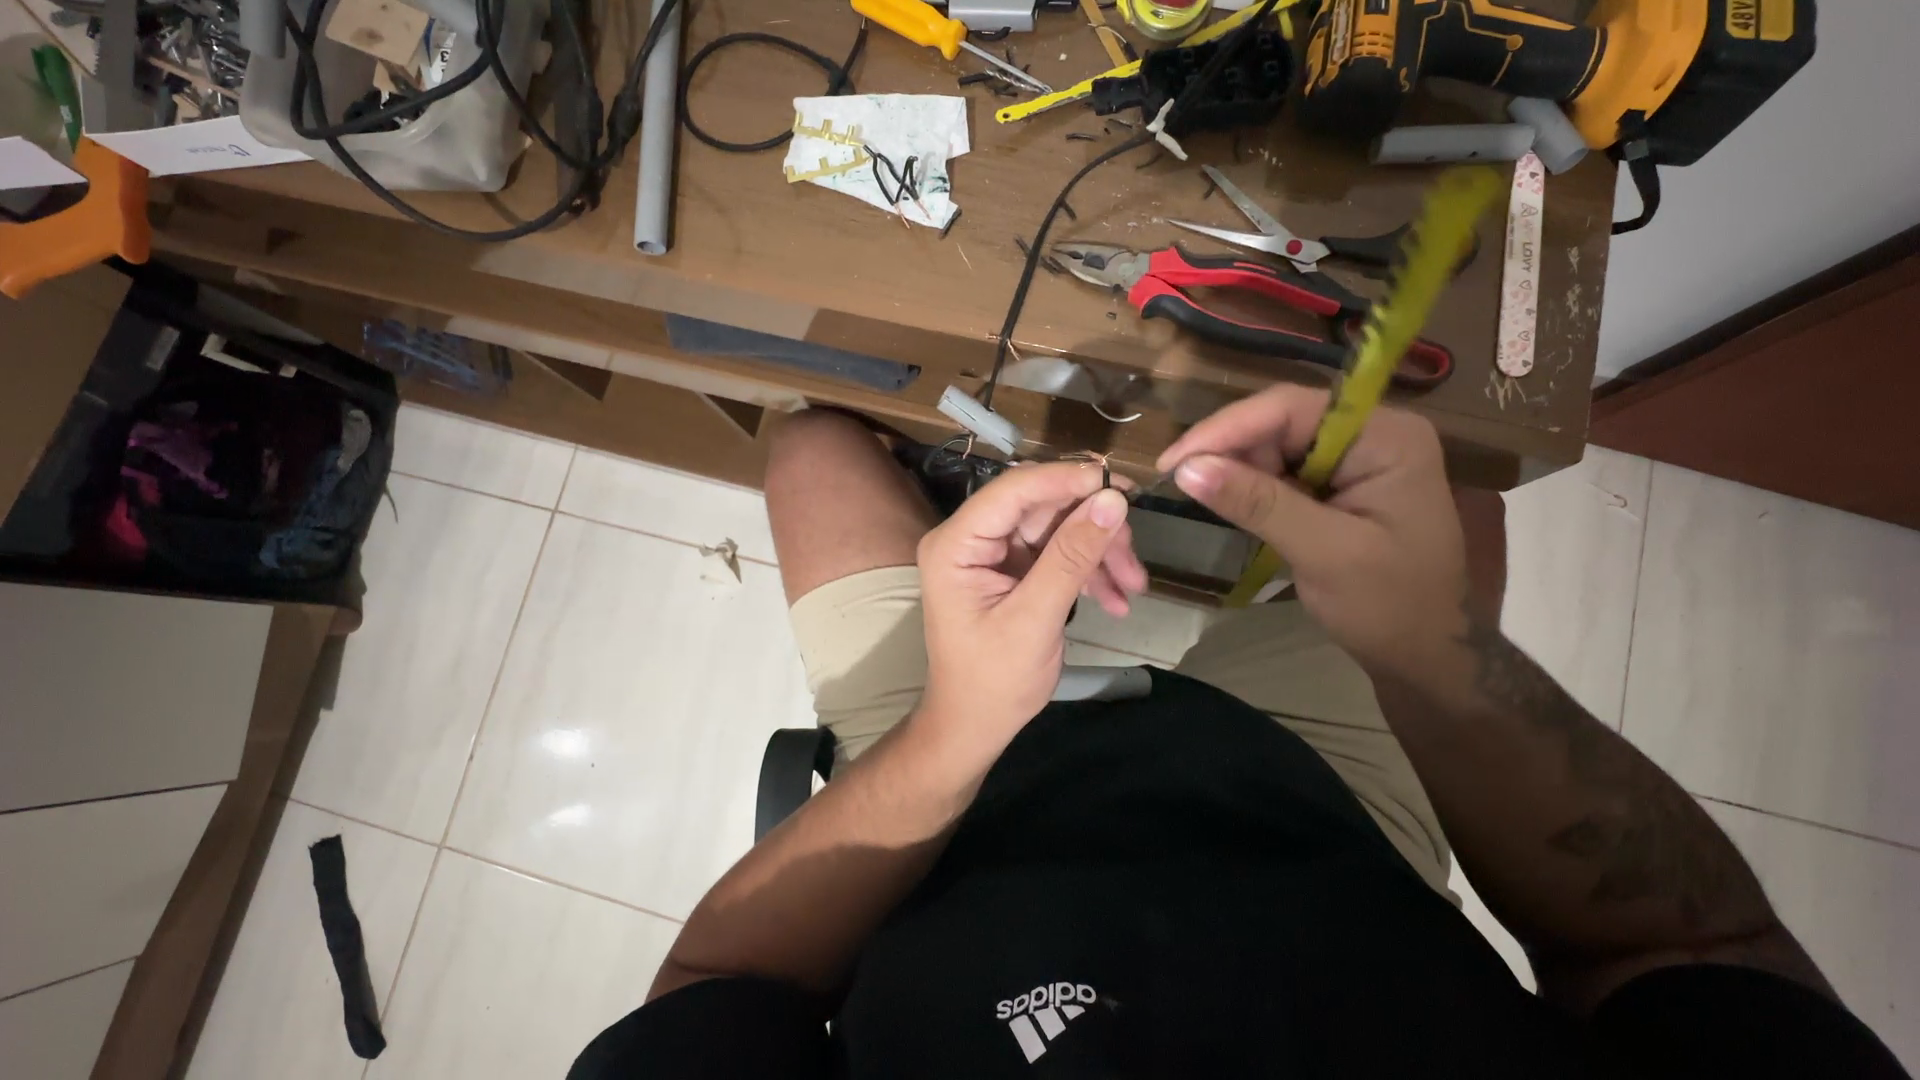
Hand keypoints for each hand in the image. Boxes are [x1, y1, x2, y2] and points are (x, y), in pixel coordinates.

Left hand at [917, 463, 1145, 742]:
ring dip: (1100, 552)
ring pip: (1058, 528)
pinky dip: (1090, 572)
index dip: (1066, 479)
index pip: (1013, 490)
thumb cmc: (994, 680)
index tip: (1119, 484)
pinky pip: (1059, 553)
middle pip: (1042, 507)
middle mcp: (971, 538)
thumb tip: (1112, 500)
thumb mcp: (1035, 619)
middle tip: (1135, 548)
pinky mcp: (1014, 570)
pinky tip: (1118, 601)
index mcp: (956, 544)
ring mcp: (994, 553)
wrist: (976, 725)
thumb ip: (1072, 556)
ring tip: (1135, 585)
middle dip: (1092, 526)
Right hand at [1156, 384, 1468, 679]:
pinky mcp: (1338, 484)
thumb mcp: (1324, 553)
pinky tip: (1227, 504)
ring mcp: (1355, 458)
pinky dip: (1250, 487)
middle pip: (1280, 421)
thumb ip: (1258, 504)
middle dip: (1228, 450)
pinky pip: (1281, 470)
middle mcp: (1371, 433)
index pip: (1291, 409)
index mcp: (1386, 436)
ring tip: (1197, 496)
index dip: (1226, 429)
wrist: (1425, 654)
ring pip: (1274, 445)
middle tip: (1176, 483)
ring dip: (1234, 469)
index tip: (1171, 461)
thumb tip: (1186, 469)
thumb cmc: (1389, 605)